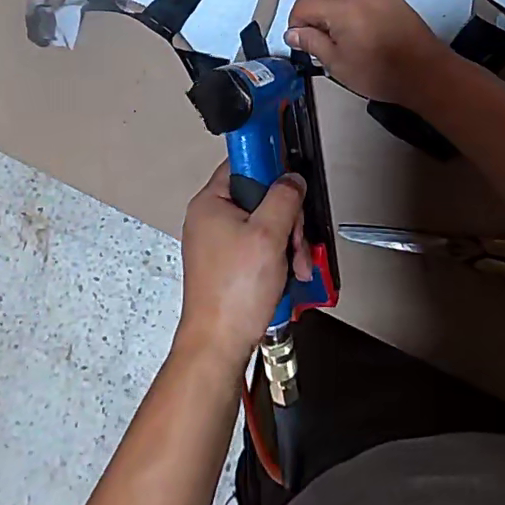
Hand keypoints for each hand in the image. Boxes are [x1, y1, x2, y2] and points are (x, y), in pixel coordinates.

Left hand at [175, 163, 311, 367]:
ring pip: (266, 224)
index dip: (268, 163)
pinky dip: (278, 259)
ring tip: (293, 266)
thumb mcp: (268, 235)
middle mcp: (212, 219)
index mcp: (211, 203)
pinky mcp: (231, 263)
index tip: (285, 160)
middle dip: (287, 220)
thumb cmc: (231, 295)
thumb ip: (284, 199)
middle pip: (261, 197)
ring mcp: (221, 242)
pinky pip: (261, 247)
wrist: (219, 344)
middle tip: (293, 240)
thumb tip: (292, 180)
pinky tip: (287, 275)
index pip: (243, 162)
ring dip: (287, 243)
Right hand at [284, 0, 453, 105]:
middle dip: (312, 14)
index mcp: (342, 7)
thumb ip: (311, 43)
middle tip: (316, 40)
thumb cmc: (380, 73)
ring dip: (331, 11)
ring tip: (339, 39)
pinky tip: (358, 33)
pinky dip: (350, 9)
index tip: (300, 43)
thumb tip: (293, 33)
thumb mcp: (337, 63)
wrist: (426, 73)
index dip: (295, 24)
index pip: (304, 4)